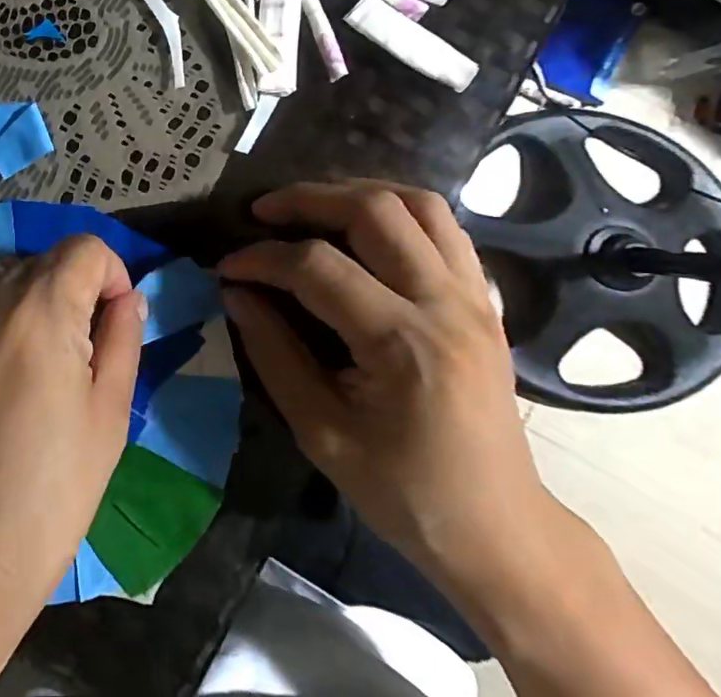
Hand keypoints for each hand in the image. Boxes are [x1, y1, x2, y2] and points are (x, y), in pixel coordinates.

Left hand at [0, 236, 145, 620]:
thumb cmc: (45, 496)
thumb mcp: (107, 420)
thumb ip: (121, 340)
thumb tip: (126, 296)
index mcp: (36, 308)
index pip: (83, 248)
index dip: (110, 276)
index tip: (110, 320)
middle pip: (36, 265)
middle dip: (64, 294)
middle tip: (70, 359)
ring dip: (17, 307)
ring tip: (22, 373)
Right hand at [217, 180, 714, 696]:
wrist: (496, 526)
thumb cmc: (400, 486)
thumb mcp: (317, 427)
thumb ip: (272, 351)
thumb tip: (235, 292)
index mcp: (404, 343)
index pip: (316, 266)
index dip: (259, 258)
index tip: (224, 269)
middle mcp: (447, 305)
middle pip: (376, 211)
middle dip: (306, 199)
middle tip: (260, 213)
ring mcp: (475, 298)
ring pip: (419, 205)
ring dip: (354, 193)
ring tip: (307, 208)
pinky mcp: (484, 302)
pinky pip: (444, 229)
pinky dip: (394, 213)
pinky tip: (357, 232)